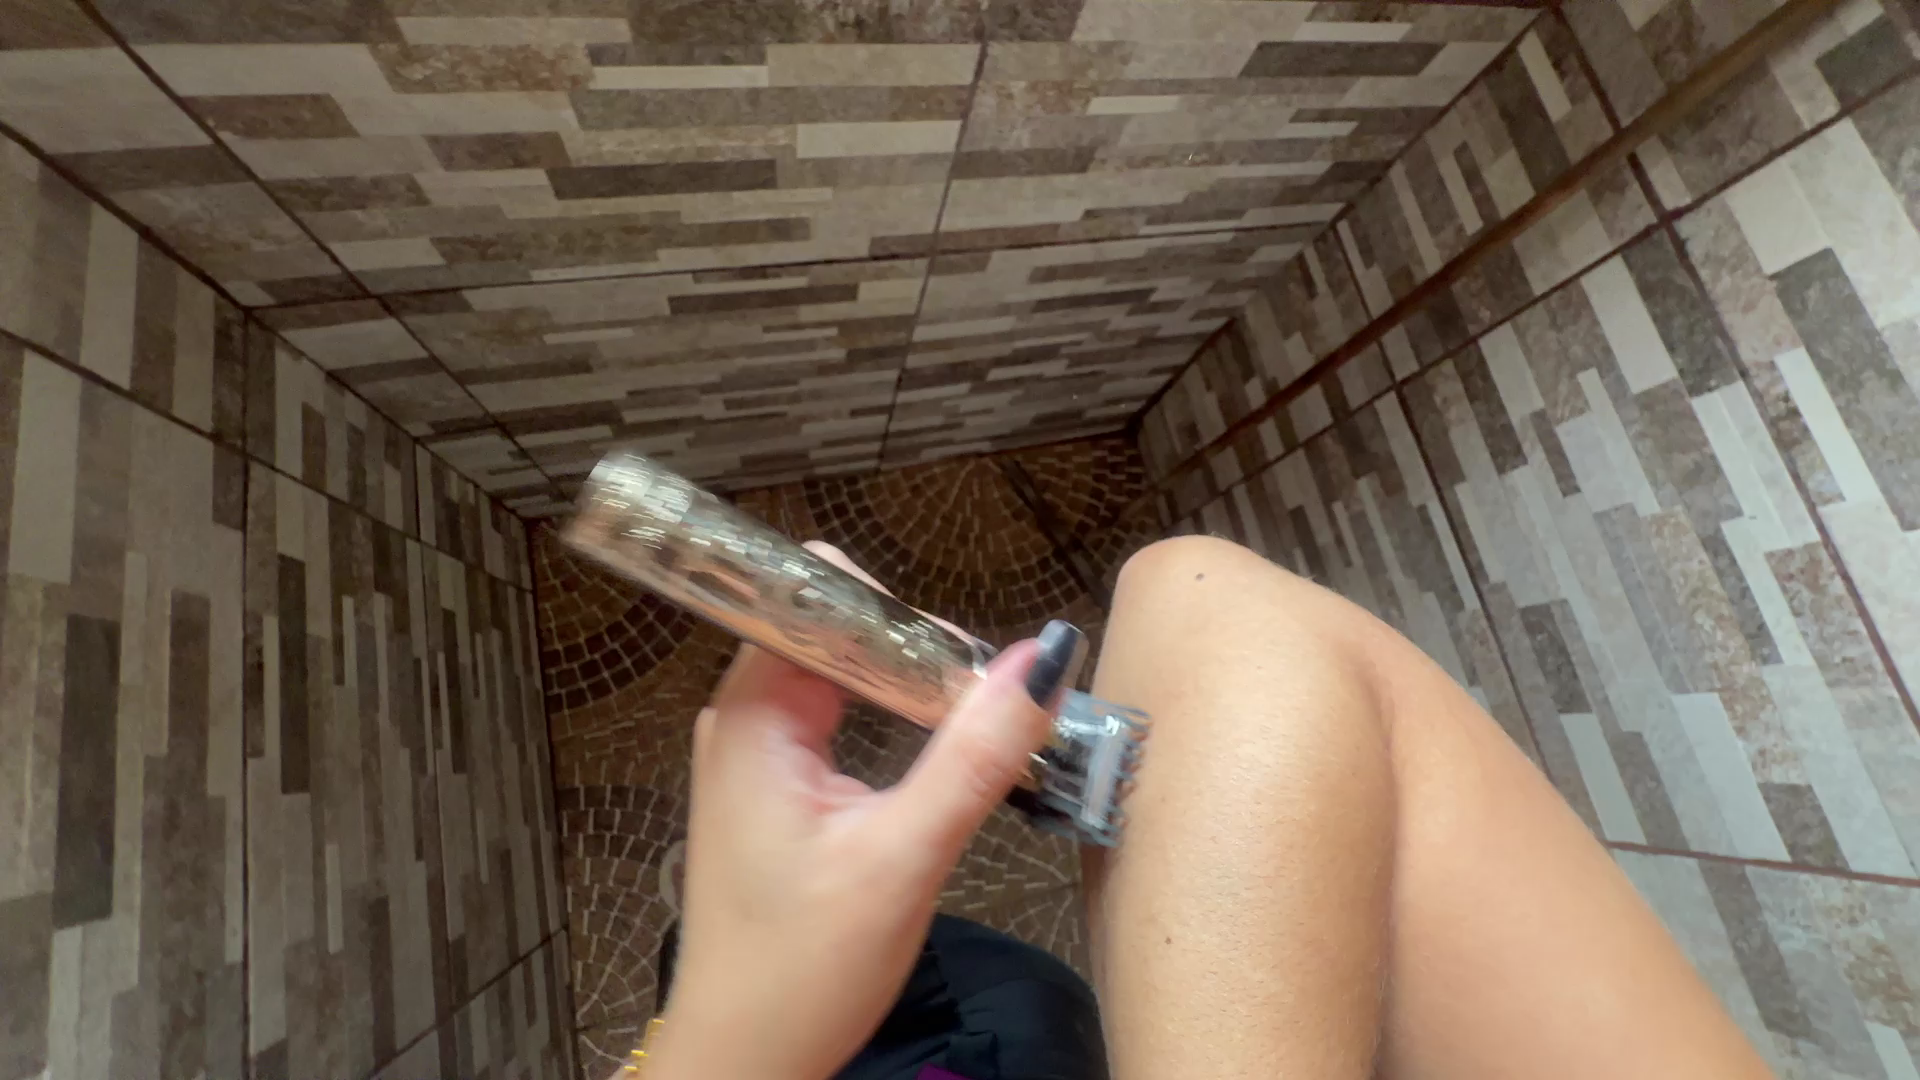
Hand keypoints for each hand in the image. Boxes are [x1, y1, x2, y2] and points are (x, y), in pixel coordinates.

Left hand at [642, 544, 1077, 1079]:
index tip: (960, 657)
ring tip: (970, 713)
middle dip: (915, 647)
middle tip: (982, 694)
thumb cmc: (804, 971)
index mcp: (752, 712)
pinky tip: (935, 733)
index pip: (815, 600)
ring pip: (847, 667)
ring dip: (911, 680)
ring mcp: (760, 741)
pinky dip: (894, 709)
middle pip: (838, 628)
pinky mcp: (780, 771)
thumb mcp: (903, 859)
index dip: (893, 610)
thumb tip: (1043, 659)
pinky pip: (842, 706)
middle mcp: (746, 711)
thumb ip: (974, 756)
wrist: (747, 1064)